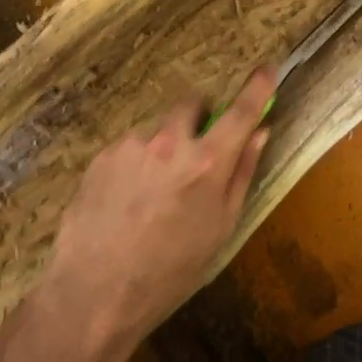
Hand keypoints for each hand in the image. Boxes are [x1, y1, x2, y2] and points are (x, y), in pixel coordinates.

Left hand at [29, 66, 277, 356]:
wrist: (95, 294)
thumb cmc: (170, 270)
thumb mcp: (220, 229)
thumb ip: (242, 173)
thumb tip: (260, 133)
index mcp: (207, 162)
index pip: (240, 111)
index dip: (258, 86)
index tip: (266, 68)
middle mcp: (170, 142)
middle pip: (191, 106)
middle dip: (197, 119)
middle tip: (194, 154)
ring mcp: (132, 144)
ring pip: (156, 131)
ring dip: (162, 149)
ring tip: (151, 196)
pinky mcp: (103, 155)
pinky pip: (129, 149)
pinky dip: (134, 165)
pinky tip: (127, 202)